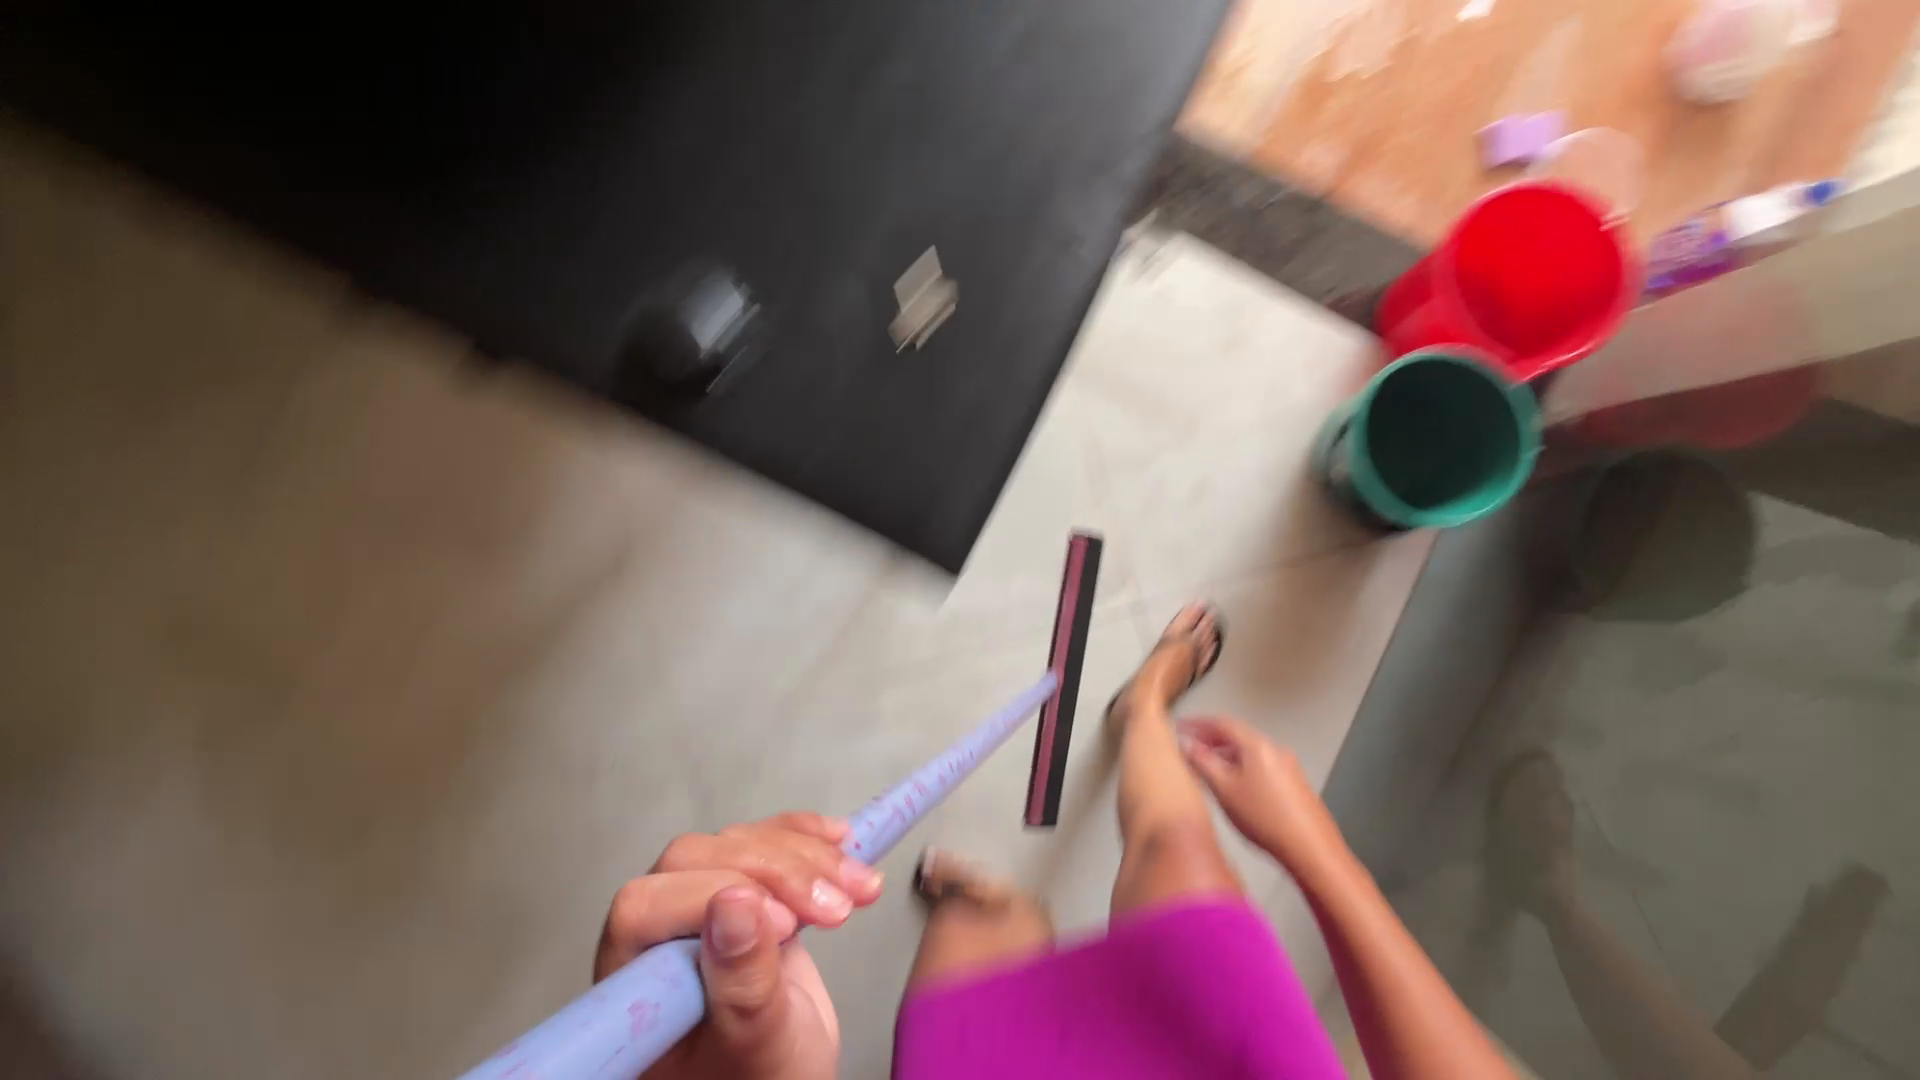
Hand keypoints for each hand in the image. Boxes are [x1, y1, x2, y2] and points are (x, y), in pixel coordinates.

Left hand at [595, 813, 885, 1079]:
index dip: (710, 896)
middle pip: (700, 859)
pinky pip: (769, 839)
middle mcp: (658, 932)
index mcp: (634, 979)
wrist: (791, 1079)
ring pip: (742, 842)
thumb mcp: (760, 1046)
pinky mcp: (746, 890)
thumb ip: (743, 985)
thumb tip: (733, 900)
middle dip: (778, 871)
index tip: (785, 927)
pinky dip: (809, 837)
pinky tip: (843, 841)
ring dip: (808, 857)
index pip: (647, 905)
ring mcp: (702, 903)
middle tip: (837, 909)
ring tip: (861, 890)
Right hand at [1179, 715, 1339, 870]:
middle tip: (1189, 748)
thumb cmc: (1262, 817)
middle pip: (1237, 736)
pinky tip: (1232, 786)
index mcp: (1257, 745)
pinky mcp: (1294, 784)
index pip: (1222, 723)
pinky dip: (1240, 767)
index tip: (1179, 727)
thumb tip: (1186, 743)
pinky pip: (1260, 766)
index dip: (1198, 723)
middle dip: (1211, 740)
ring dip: (1225, 755)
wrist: (1311, 850)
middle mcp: (1275, 749)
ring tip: (1205, 768)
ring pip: (1249, 753)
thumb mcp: (1224, 789)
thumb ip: (1202, 762)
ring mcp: (1288, 766)